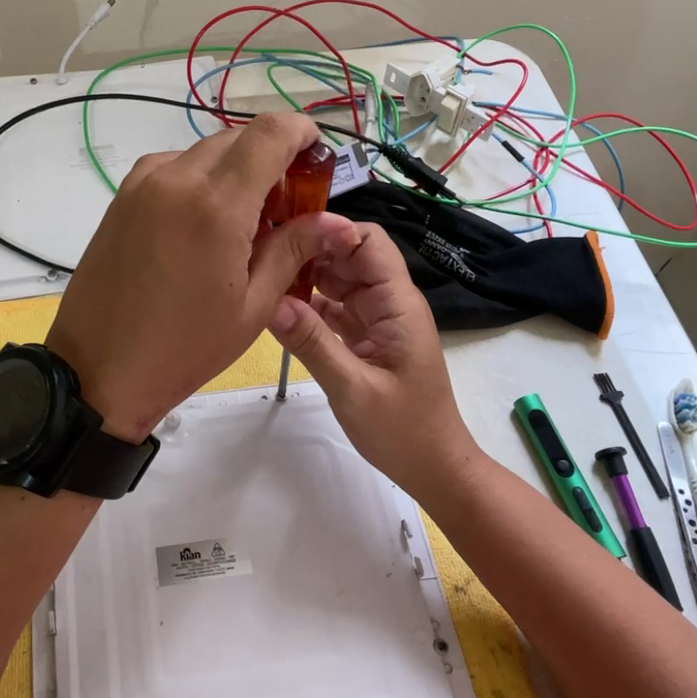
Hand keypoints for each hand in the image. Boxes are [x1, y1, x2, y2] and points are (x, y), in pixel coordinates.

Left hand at [46, 113, 359, 441]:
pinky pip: (174, 169)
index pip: (270, 132)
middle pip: (238, 139)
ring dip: (234, 172)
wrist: (98, 370)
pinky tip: (203, 228)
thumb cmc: (184, 348)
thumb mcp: (254, 306)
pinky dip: (200, 182)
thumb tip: (334, 220)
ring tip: (243, 226)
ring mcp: (142, 184)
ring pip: (205, 152)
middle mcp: (176, 178)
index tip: (316, 159)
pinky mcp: (122, 197)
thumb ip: (294, 249)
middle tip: (284, 210)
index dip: (301, 133)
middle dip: (271, 160)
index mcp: (216, 204)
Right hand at [268, 221, 473, 486]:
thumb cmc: (403, 430)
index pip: (368, 241)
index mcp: (397, 303)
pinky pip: (335, 309)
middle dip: (311, 249)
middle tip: (262, 254)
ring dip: (306, 276)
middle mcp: (388, 303)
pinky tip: (278, 308)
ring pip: (339, 281)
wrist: (434, 467)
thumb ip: (312, 344)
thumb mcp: (353, 389)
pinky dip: (310, 306)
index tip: (286, 235)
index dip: (331, 230)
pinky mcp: (366, 340)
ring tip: (263, 276)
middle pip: (349, 256)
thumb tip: (270, 302)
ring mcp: (377, 321)